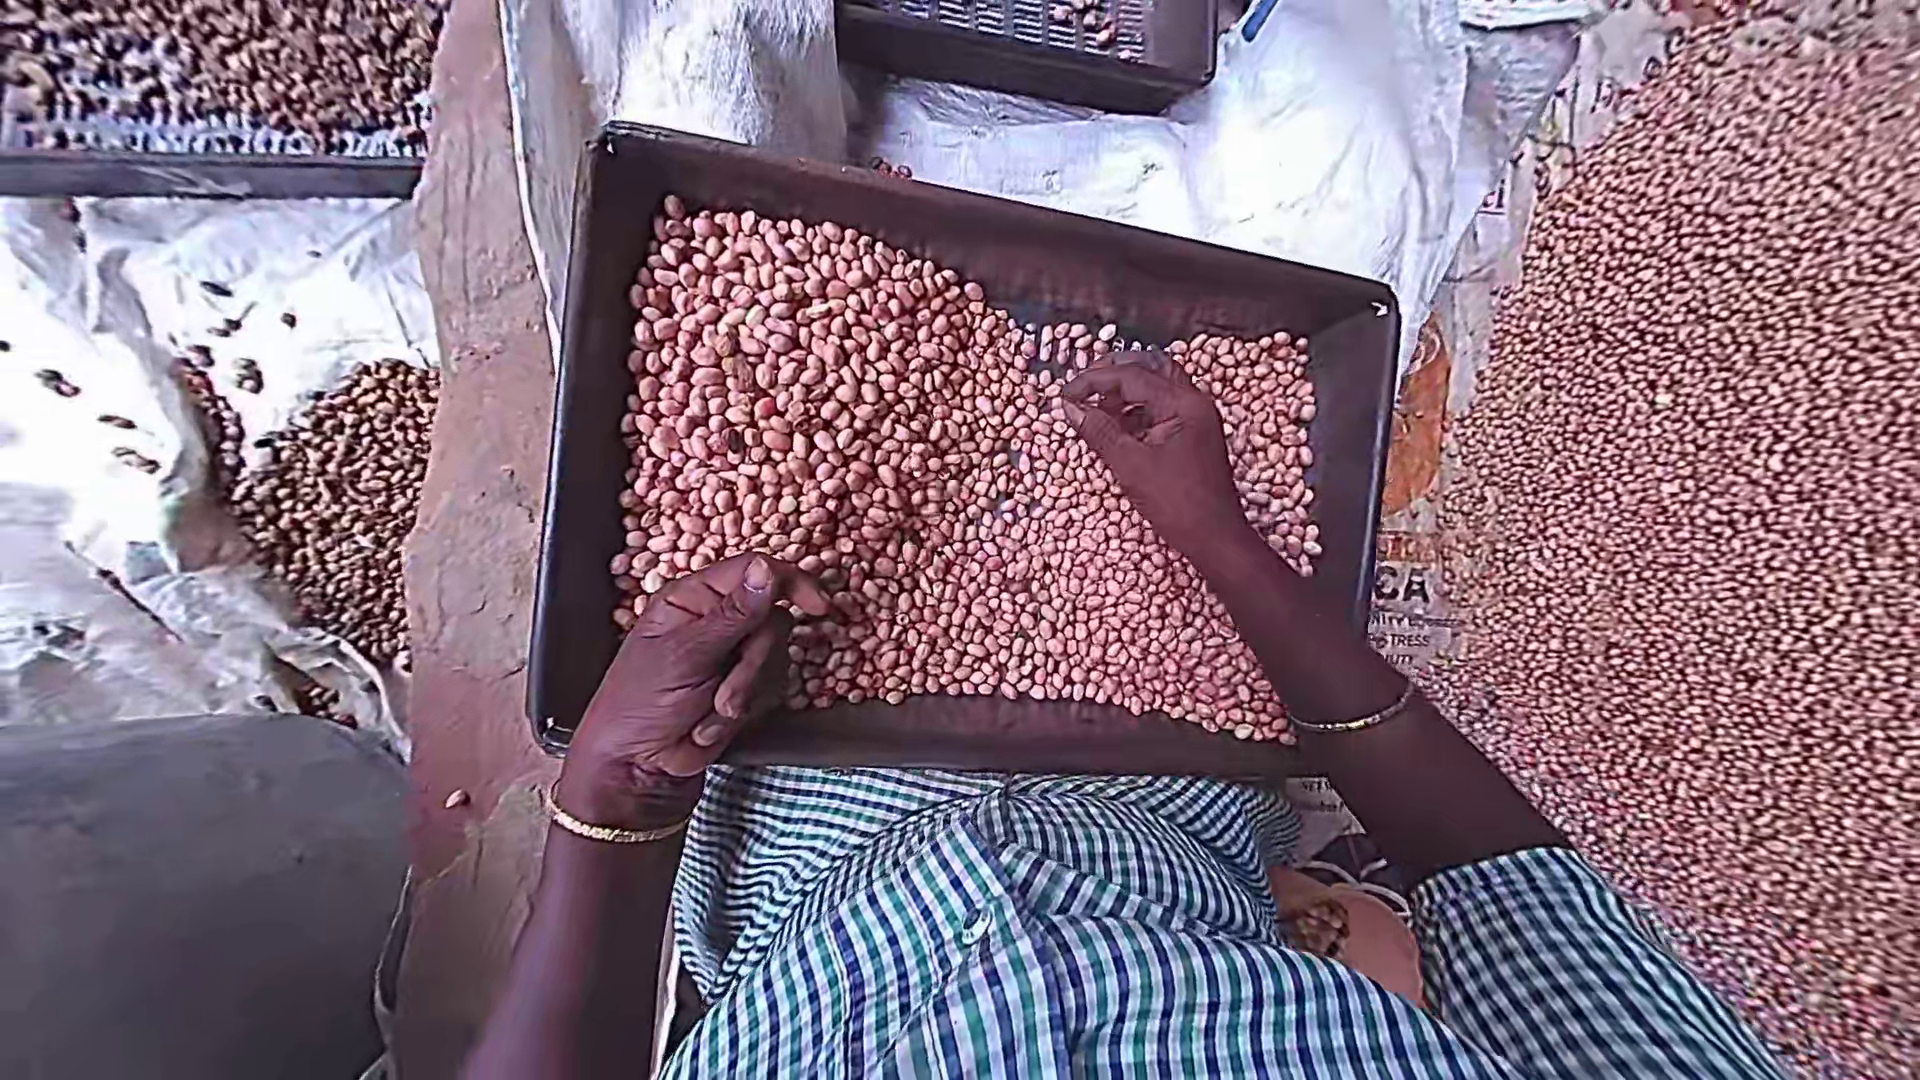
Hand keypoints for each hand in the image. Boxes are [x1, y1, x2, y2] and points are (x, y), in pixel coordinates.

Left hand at [554, 553, 830, 831]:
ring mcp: (735, 650)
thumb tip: (769, 570)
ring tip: (711, 712)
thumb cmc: (640, 704)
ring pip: (776, 654)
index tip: (818, 606)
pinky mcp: (746, 681)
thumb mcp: (685, 656)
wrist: (637, 768)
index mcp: (695, 597)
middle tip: (726, 694)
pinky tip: (712, 721)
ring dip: (748, 689)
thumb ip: (733, 614)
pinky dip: (747, 707)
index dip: (790, 582)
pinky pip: (772, 683)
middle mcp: (719, 617)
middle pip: (773, 617)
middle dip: (754, 661)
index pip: (754, 570)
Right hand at [1062, 349, 1248, 559]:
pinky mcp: (1191, 437)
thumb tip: (1071, 408)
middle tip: (1080, 388)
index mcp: (1184, 403)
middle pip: (1148, 370)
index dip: (1093, 382)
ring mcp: (1195, 420)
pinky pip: (1160, 411)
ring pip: (1155, 389)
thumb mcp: (1130, 465)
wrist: (1215, 538)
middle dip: (1111, 375)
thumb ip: (1099, 432)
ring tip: (1093, 406)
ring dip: (1123, 393)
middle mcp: (1194, 403)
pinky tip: (1114, 426)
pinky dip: (1134, 412)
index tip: (1066, 395)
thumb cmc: (1178, 504)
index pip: (1132, 375)